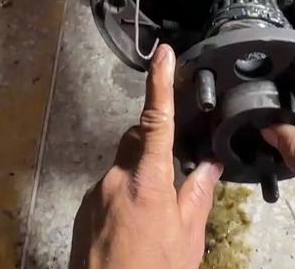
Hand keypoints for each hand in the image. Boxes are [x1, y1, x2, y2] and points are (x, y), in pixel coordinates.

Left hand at [70, 43, 224, 268]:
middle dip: (154, 144)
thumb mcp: (187, 240)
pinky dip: (124, 198)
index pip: (156, 117)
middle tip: (172, 173)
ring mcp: (96, 194)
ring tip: (154, 218)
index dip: (160, 80)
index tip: (163, 54)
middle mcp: (116, 179)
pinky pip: (108, 189)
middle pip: (136, 139)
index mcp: (147, 180)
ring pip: (123, 166)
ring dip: (140, 178)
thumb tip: (210, 166)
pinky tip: (134, 228)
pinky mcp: (84, 210)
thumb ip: (197, 196)